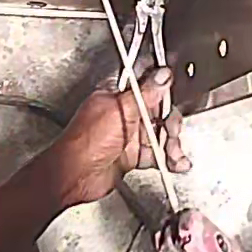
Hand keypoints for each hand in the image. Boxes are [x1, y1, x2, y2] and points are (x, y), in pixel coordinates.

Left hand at [36, 67, 187, 207]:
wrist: (75, 176)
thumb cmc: (86, 141)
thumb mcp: (121, 111)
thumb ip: (146, 93)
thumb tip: (163, 74)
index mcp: (118, 93)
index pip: (145, 79)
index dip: (162, 81)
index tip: (175, 86)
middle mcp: (125, 111)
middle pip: (159, 109)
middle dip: (170, 120)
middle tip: (171, 130)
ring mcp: (129, 134)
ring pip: (160, 132)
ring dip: (172, 143)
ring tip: (173, 153)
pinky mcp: (133, 154)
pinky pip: (157, 153)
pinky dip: (169, 159)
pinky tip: (176, 163)